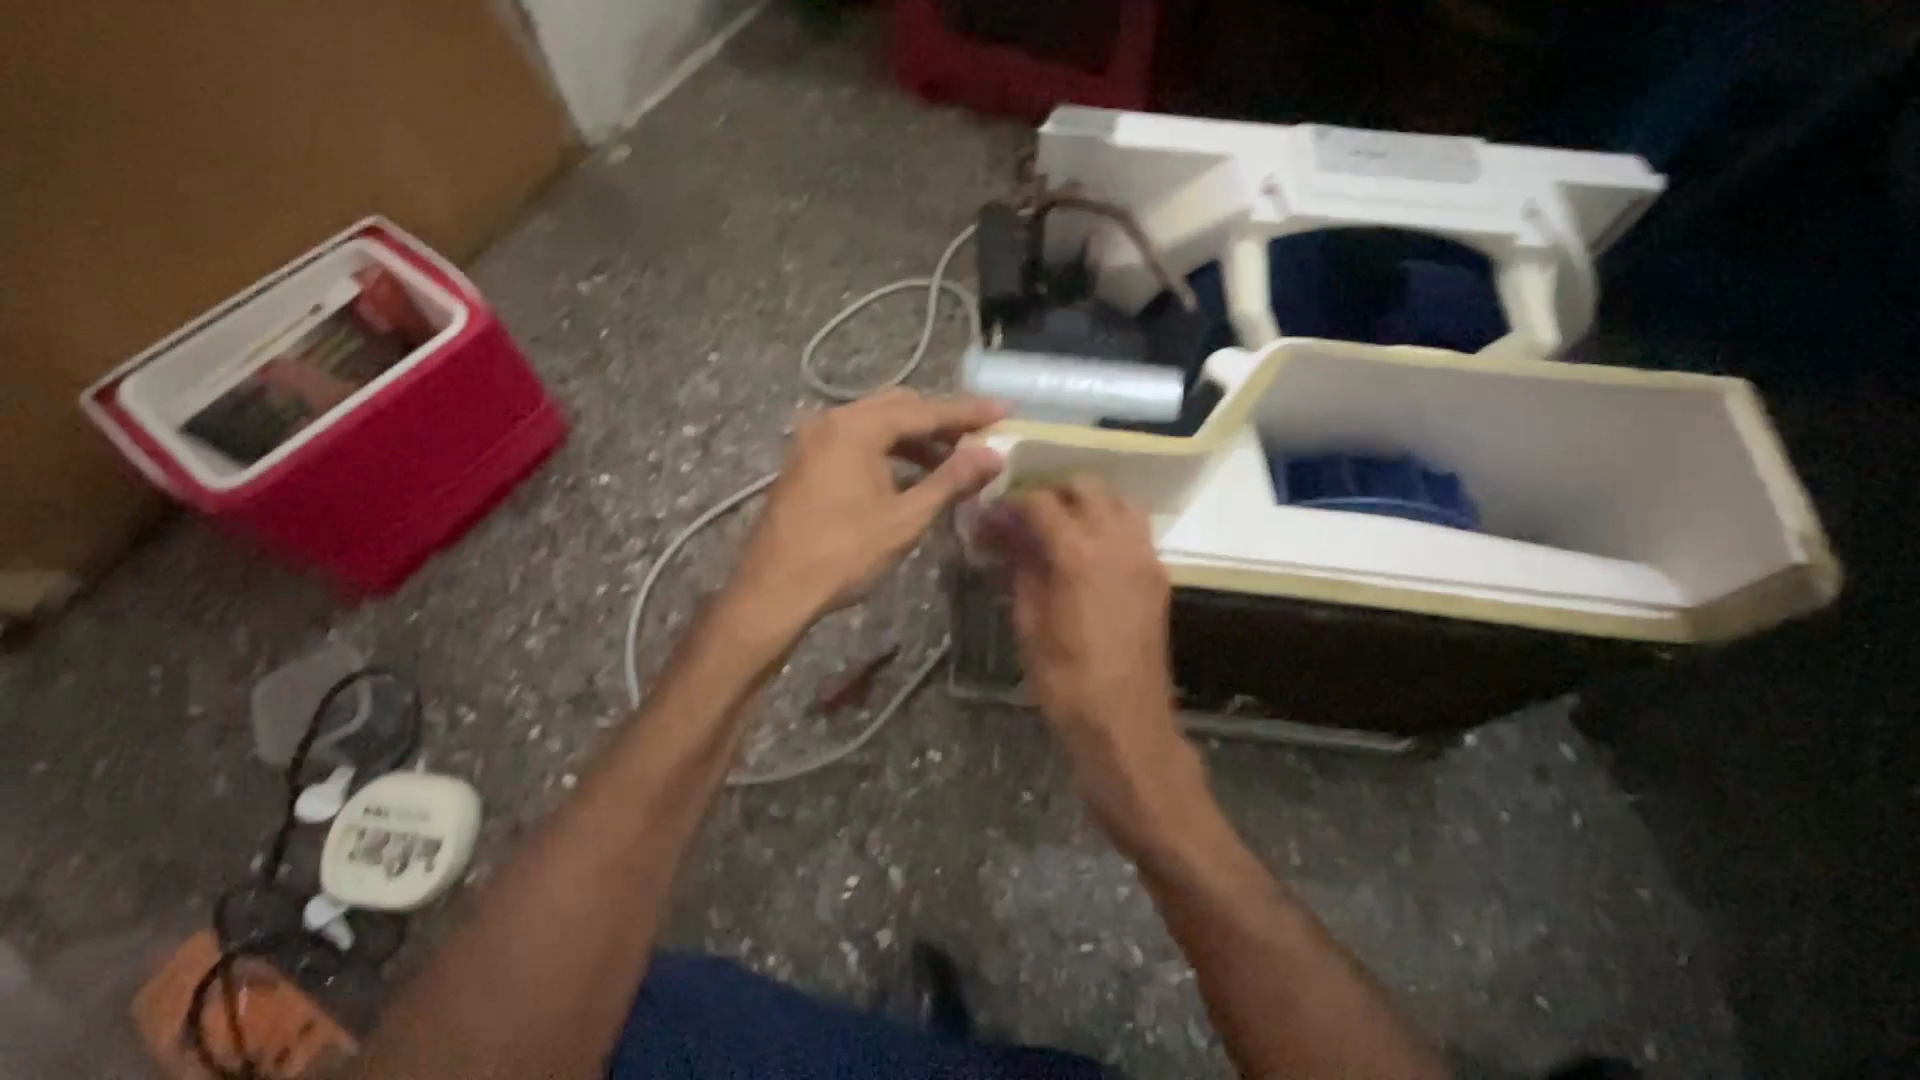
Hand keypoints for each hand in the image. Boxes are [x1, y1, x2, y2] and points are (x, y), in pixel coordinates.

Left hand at [724, 390, 1005, 637]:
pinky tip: (911, 474)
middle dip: (940, 420)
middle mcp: (832, 420)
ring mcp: (814, 440)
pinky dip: (888, 450)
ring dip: (914, 438)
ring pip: (876, 424)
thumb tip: (993, 455)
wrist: (774, 590)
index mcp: (857, 426)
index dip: (968, 412)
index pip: (925, 410)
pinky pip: (856, 441)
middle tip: (980, 435)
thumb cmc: (843, 554)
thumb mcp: (906, 518)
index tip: (1005, 411)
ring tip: (952, 460)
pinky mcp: (806, 462)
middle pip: (899, 407)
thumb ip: (951, 480)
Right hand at [984, 477, 1192, 830]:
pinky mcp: (1157, 576)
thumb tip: (1002, 534)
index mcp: (1080, 553)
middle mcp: (1119, 542)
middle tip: (1024, 519)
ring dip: (1085, 505)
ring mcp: (1145, 557)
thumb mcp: (1029, 624)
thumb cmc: (1065, 682)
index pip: (1041, 502)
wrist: (1125, 723)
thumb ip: (1019, 568)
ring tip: (1057, 531)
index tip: (991, 517)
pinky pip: (1134, 530)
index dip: (1011, 504)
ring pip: (1117, 502)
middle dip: (1051, 494)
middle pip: (1086, 487)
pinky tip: (1085, 553)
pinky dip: (1108, 525)